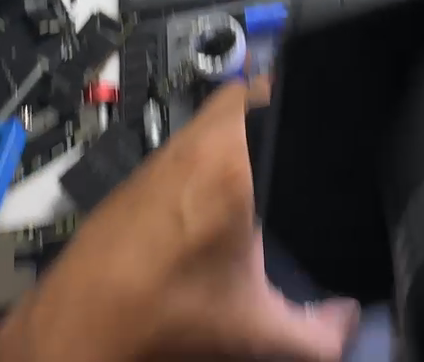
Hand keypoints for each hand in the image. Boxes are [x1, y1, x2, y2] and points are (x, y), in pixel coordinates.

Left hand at [0, 83, 357, 361]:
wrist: (74, 333)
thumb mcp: (252, 329)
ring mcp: (156, 160)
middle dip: (266, 113)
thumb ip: (314, 331)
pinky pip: (180, 151)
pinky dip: (202, 163)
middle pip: (235, 99)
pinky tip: (211, 205)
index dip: (291, 91)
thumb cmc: (166, 315)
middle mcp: (190, 146)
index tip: (314, 110)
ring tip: (259, 173)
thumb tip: (350, 322)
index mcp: (226, 161)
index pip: (261, 90)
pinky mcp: (134, 180)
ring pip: (204, 125)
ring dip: (231, 138)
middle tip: (293, 143)